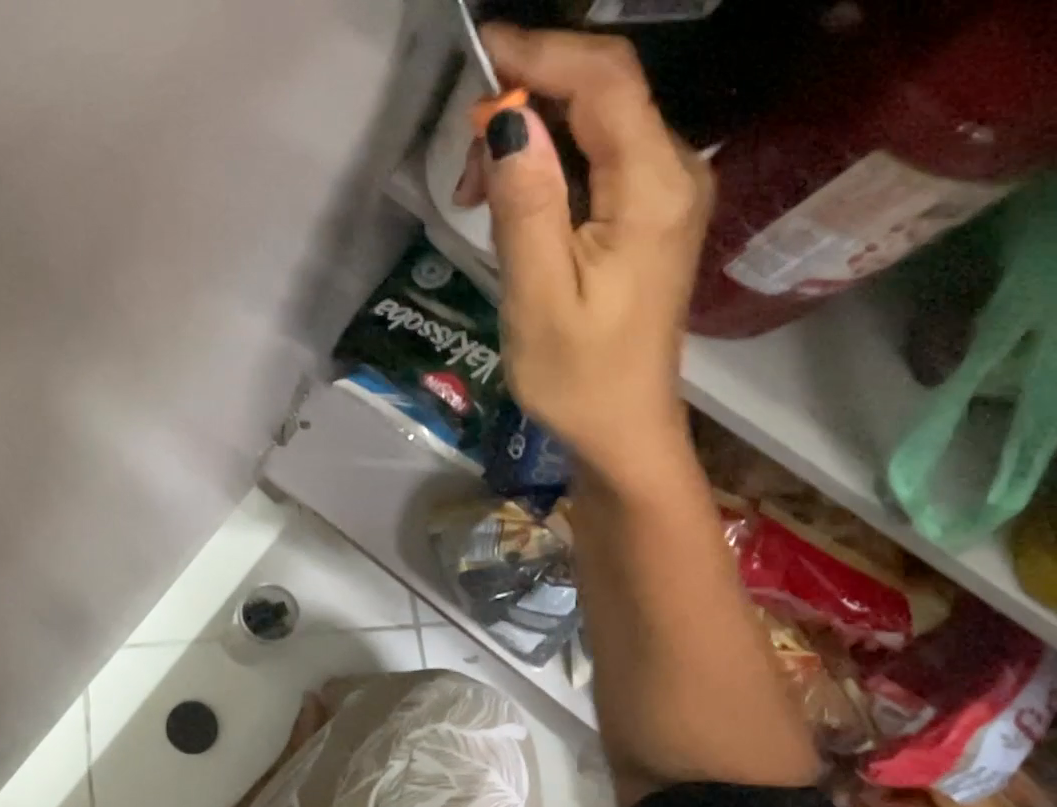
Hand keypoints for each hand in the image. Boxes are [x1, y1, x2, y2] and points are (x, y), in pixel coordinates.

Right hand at [454, 26, 712, 483]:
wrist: (620, 425)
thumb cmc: (575, 372)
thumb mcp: (537, 292)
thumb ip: (527, 202)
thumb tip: (504, 123)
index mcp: (653, 189)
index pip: (605, 82)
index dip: (541, 54)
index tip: (477, 54)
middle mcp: (672, 172)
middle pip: (603, 90)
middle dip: (526, 97)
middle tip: (461, 155)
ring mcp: (662, 190)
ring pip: (594, 120)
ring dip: (527, 134)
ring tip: (473, 192)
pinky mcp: (645, 210)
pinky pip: (594, 155)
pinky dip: (544, 160)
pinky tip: (507, 198)